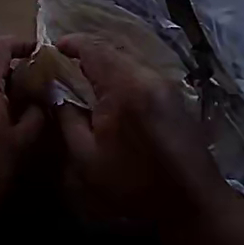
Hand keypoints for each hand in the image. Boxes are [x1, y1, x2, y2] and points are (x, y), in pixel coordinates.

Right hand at [54, 34, 219, 228]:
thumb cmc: (134, 182)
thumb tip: (54, 94)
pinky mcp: (174, 95)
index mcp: (124, 86)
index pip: (93, 48)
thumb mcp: (86, 156)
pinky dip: (119, 71)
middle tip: (62, 63)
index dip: (69, 43)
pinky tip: (108, 90)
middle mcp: (147, 76)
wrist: (193, 202)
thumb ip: (66, 118)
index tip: (50, 49)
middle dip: (85, 51)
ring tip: (82, 75)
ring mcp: (164, 84)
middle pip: (111, 48)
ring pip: (127, 58)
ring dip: (103, 61)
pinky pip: (140, 70)